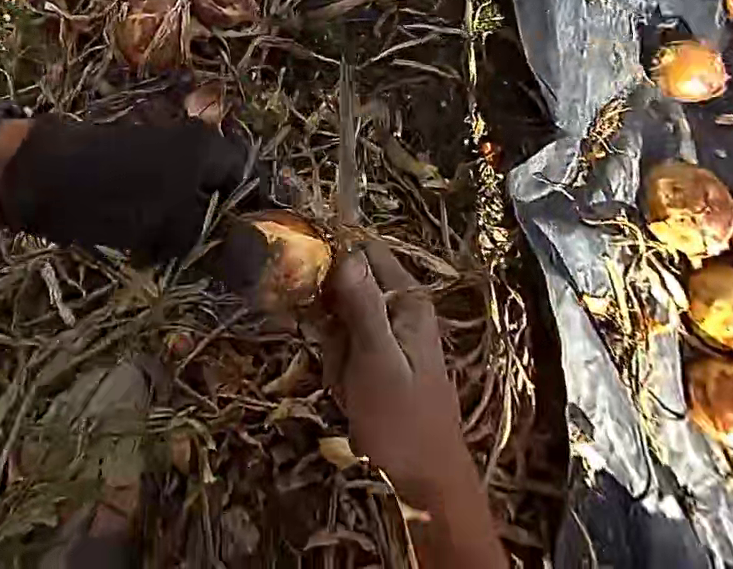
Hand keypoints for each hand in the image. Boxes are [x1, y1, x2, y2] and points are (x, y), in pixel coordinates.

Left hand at [0, 115, 246, 260]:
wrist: (39, 175)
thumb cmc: (113, 195)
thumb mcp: (171, 224)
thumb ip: (217, 240)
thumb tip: (255, 264)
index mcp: (207, 147)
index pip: (250, 179)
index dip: (253, 215)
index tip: (246, 250)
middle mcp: (191, 143)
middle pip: (222, 191)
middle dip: (216, 227)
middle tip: (205, 259)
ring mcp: (162, 152)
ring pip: (191, 199)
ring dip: (185, 230)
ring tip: (167, 256)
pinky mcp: (136, 167)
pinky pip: (164, 199)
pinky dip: (160, 224)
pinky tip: (142, 247)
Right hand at [324, 241, 506, 567]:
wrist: (424, 481)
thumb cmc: (402, 418)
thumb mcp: (376, 357)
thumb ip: (362, 304)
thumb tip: (345, 251)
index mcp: (407, 298)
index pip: (366, 251)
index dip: (335, 258)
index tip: (308, 282)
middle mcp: (399, 307)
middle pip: (348, 284)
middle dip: (329, 314)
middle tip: (332, 350)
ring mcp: (388, 333)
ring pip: (340, 317)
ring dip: (331, 345)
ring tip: (343, 379)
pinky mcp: (377, 356)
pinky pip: (344, 345)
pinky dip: (337, 364)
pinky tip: (345, 390)